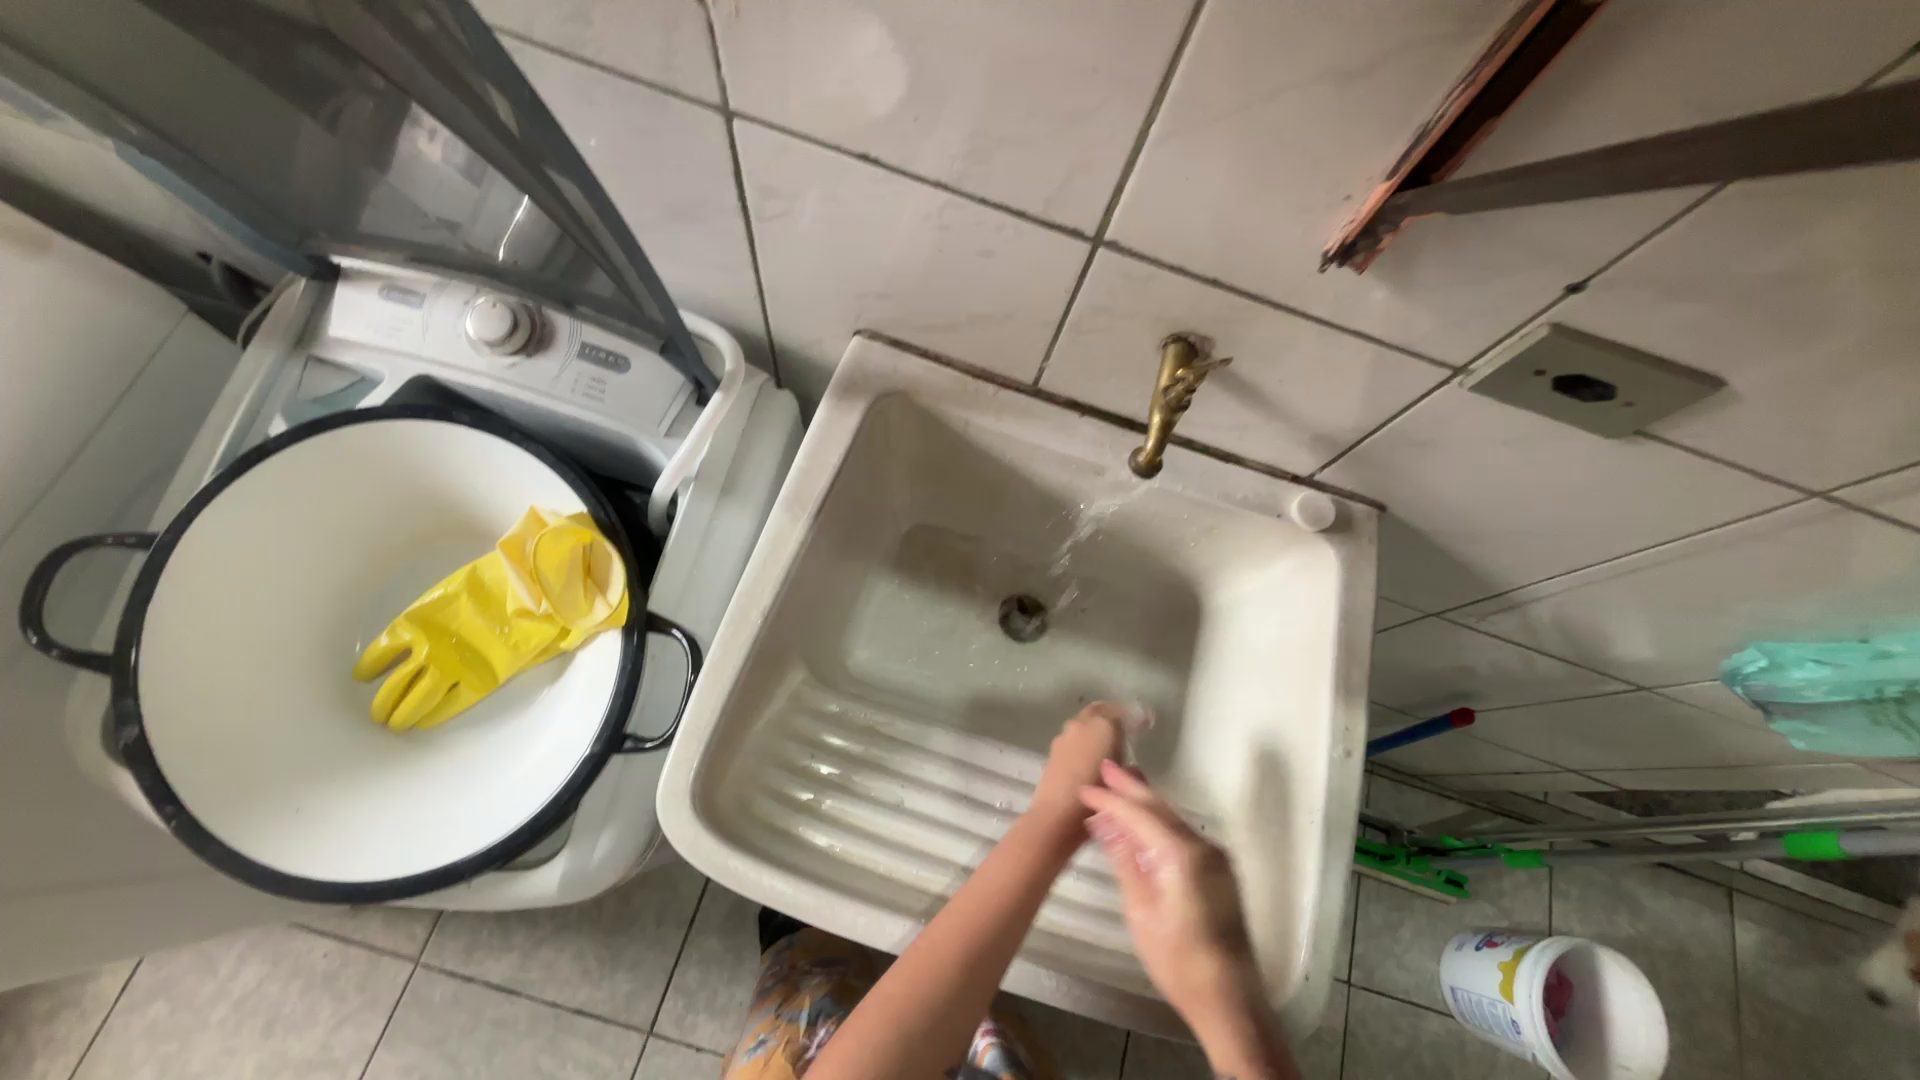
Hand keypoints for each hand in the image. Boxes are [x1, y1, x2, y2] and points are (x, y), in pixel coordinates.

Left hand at [1029, 703, 1128, 826]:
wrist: (1058, 812)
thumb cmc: (1096, 794)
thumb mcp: (1122, 780)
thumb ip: (1128, 766)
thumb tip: (1129, 764)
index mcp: (1102, 725)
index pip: (1120, 711)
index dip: (1134, 715)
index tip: (1145, 722)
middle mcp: (1081, 723)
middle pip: (1099, 710)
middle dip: (1112, 715)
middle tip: (1126, 726)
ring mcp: (1064, 736)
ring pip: (1083, 723)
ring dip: (1095, 727)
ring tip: (1108, 745)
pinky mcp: (1053, 750)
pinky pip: (1073, 737)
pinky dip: (1083, 741)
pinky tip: (1090, 758)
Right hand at [1080, 761, 1261, 1031]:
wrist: (1230, 1000)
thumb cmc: (1178, 960)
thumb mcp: (1140, 910)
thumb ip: (1124, 860)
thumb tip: (1102, 823)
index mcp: (1182, 854)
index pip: (1139, 813)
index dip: (1110, 798)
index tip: (1084, 788)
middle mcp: (1204, 846)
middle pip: (1161, 807)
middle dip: (1131, 787)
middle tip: (1104, 768)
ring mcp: (1216, 858)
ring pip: (1173, 818)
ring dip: (1145, 803)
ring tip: (1119, 785)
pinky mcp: (1219, 871)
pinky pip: (1183, 835)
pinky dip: (1159, 824)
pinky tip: (1141, 824)